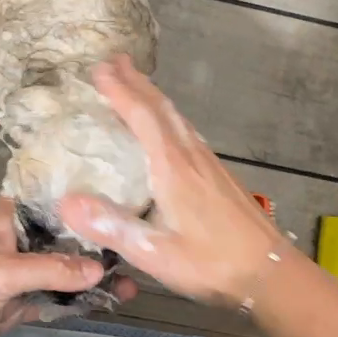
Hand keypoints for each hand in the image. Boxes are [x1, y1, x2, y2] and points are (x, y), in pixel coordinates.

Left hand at [0, 198, 135, 336]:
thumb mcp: (0, 272)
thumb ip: (50, 270)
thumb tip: (100, 270)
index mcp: (9, 220)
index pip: (53, 202)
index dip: (85, 201)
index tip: (125, 200)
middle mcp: (17, 243)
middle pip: (63, 242)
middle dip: (97, 247)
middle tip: (140, 252)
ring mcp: (17, 276)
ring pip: (61, 274)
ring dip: (90, 280)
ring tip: (132, 284)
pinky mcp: (14, 306)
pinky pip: (51, 301)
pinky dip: (74, 303)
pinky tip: (105, 303)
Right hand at [60, 55, 288, 307]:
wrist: (271, 275)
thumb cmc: (212, 264)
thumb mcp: (156, 254)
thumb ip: (113, 227)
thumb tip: (65, 202)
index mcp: (173, 168)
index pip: (143, 117)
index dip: (120, 91)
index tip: (99, 69)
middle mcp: (191, 157)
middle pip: (162, 109)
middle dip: (137, 83)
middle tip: (114, 61)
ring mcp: (209, 164)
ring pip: (177, 118)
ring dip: (153, 97)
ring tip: (135, 84)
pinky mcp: (219, 176)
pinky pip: (186, 132)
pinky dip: (167, 117)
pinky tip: (168, 128)